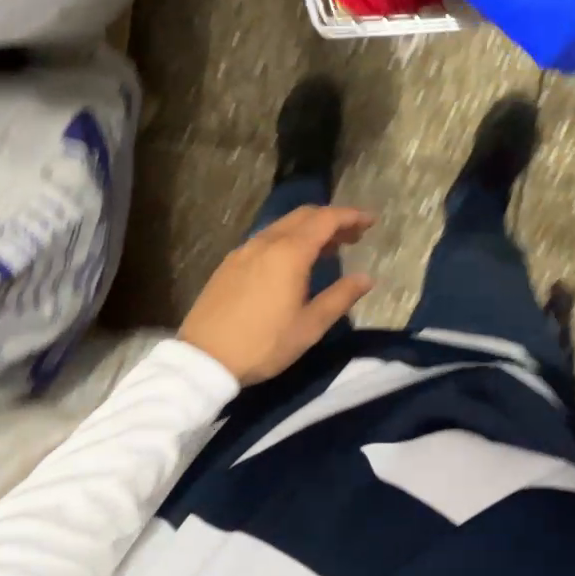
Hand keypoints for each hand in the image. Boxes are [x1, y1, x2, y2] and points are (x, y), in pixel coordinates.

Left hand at [178, 206, 375, 383]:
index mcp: (289, 253)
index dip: (351, 216)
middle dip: (332, 219)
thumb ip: (340, 297)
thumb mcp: (309, 327)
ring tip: (329, 248)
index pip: (326, 220)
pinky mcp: (230, 263)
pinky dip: (289, 238)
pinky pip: (266, 238)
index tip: (371, 221)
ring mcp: (244, 250)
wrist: (203, 360)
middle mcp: (266, 242)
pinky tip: (294, 262)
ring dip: (310, 229)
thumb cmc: (263, 344)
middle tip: (354, 234)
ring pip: (283, 225)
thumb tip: (366, 278)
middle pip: (305, 215)